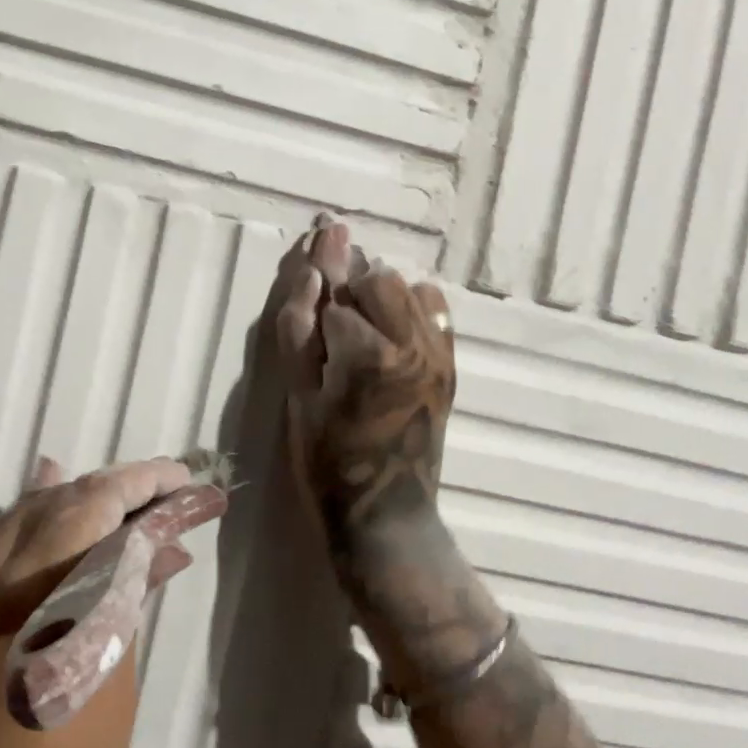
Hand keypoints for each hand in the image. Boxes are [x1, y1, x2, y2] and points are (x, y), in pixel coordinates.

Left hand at [0, 456, 200, 643]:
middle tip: (171, 488)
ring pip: (29, 511)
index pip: (97, 512)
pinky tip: (61, 492)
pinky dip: (41, 514)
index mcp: (35, 601)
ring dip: (82, 496)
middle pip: (62, 502)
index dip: (146, 488)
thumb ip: (120, 608)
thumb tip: (154, 552)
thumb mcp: (102, 698)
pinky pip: (1, 536)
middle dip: (119, 487)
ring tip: (134, 496)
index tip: (189, 481)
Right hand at [274, 217, 455, 553]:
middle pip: (378, 280)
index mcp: (367, 353)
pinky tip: (389, 329)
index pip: (337, 291)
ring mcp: (438, 355)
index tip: (319, 234)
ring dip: (379, 295)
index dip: (318, 275)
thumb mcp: (298, 397)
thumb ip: (300, 330)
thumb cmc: (326, 459)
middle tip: (327, 321)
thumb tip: (309, 274)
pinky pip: (435, 312)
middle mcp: (412, 345)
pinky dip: (411, 307)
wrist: (385, 512)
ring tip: (357, 326)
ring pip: (409, 289)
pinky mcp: (450, 367)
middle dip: (348, 287)